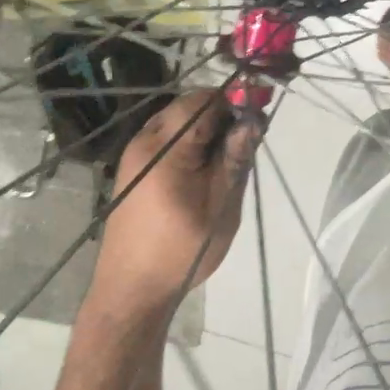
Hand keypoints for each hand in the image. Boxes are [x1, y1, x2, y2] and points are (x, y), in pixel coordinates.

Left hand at [90, 89, 260, 310]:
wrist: (131, 290)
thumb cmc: (180, 250)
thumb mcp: (220, 206)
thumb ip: (235, 158)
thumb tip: (253, 119)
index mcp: (163, 148)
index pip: (202, 100)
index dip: (232, 99)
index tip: (258, 111)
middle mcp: (144, 140)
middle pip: (188, 106)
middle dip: (220, 111)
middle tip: (247, 135)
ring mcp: (134, 153)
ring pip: (177, 119)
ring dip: (205, 125)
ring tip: (229, 152)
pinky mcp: (133, 167)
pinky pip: (166, 136)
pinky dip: (189, 139)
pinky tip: (205, 164)